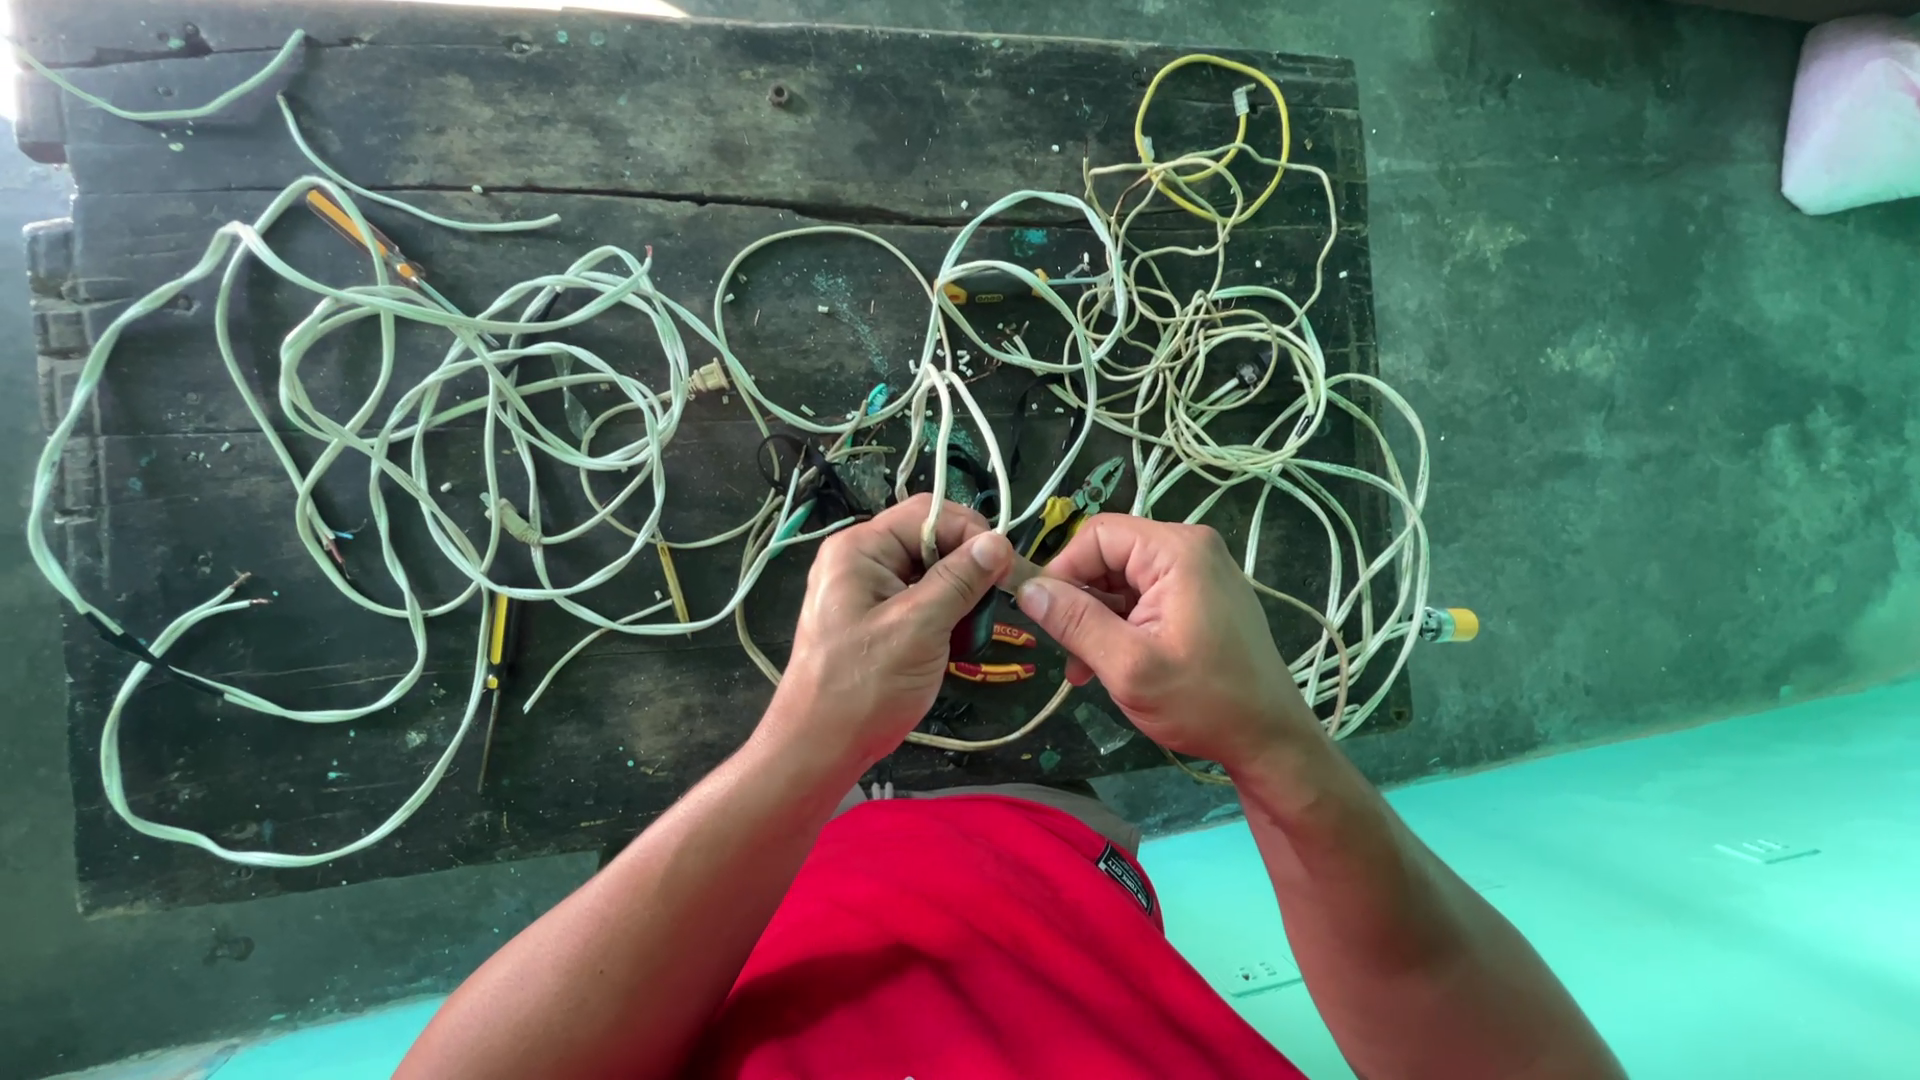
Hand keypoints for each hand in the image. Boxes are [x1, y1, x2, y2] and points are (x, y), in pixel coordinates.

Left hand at [767, 494, 1013, 768]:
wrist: (819, 748)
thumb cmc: (864, 686)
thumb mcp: (918, 627)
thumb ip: (959, 580)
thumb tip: (999, 542)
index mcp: (860, 549)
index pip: (927, 513)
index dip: (971, 533)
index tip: (1004, 569)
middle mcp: (860, 560)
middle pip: (929, 541)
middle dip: (966, 570)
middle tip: (989, 606)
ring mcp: (866, 591)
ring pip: (931, 573)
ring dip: (958, 598)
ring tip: (968, 633)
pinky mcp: (876, 619)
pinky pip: (921, 601)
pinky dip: (943, 618)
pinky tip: (951, 645)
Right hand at [1013, 515, 1320, 770]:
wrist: (1271, 741)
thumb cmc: (1204, 702)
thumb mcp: (1128, 666)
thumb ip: (1075, 622)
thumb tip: (1025, 589)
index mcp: (1177, 551)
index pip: (1097, 535)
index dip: (1062, 571)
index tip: (1043, 615)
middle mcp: (1190, 548)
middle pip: (1109, 556)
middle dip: (1080, 601)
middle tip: (1066, 650)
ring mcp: (1198, 573)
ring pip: (1121, 580)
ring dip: (1097, 620)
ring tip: (1085, 669)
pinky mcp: (1200, 597)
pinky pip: (1144, 597)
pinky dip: (1121, 626)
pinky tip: (1111, 665)